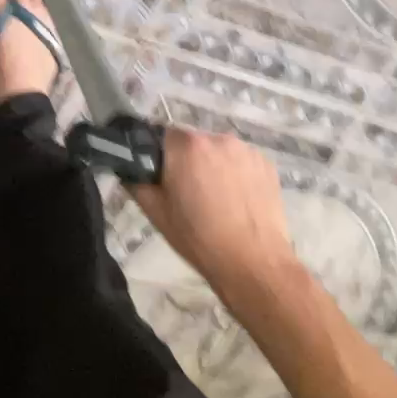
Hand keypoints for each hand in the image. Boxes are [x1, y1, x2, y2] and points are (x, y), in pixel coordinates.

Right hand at [131, 127, 295, 290]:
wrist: (252, 262)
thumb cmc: (198, 238)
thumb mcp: (156, 213)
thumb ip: (136, 183)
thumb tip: (130, 170)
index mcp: (187, 146)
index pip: (162, 135)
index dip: (159, 155)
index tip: (161, 177)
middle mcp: (217, 138)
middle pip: (192, 142)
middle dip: (186, 160)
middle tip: (186, 193)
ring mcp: (246, 150)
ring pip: (217, 151)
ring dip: (211, 166)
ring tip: (215, 199)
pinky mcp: (266, 163)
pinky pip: (240, 161)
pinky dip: (234, 174)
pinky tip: (236, 201)